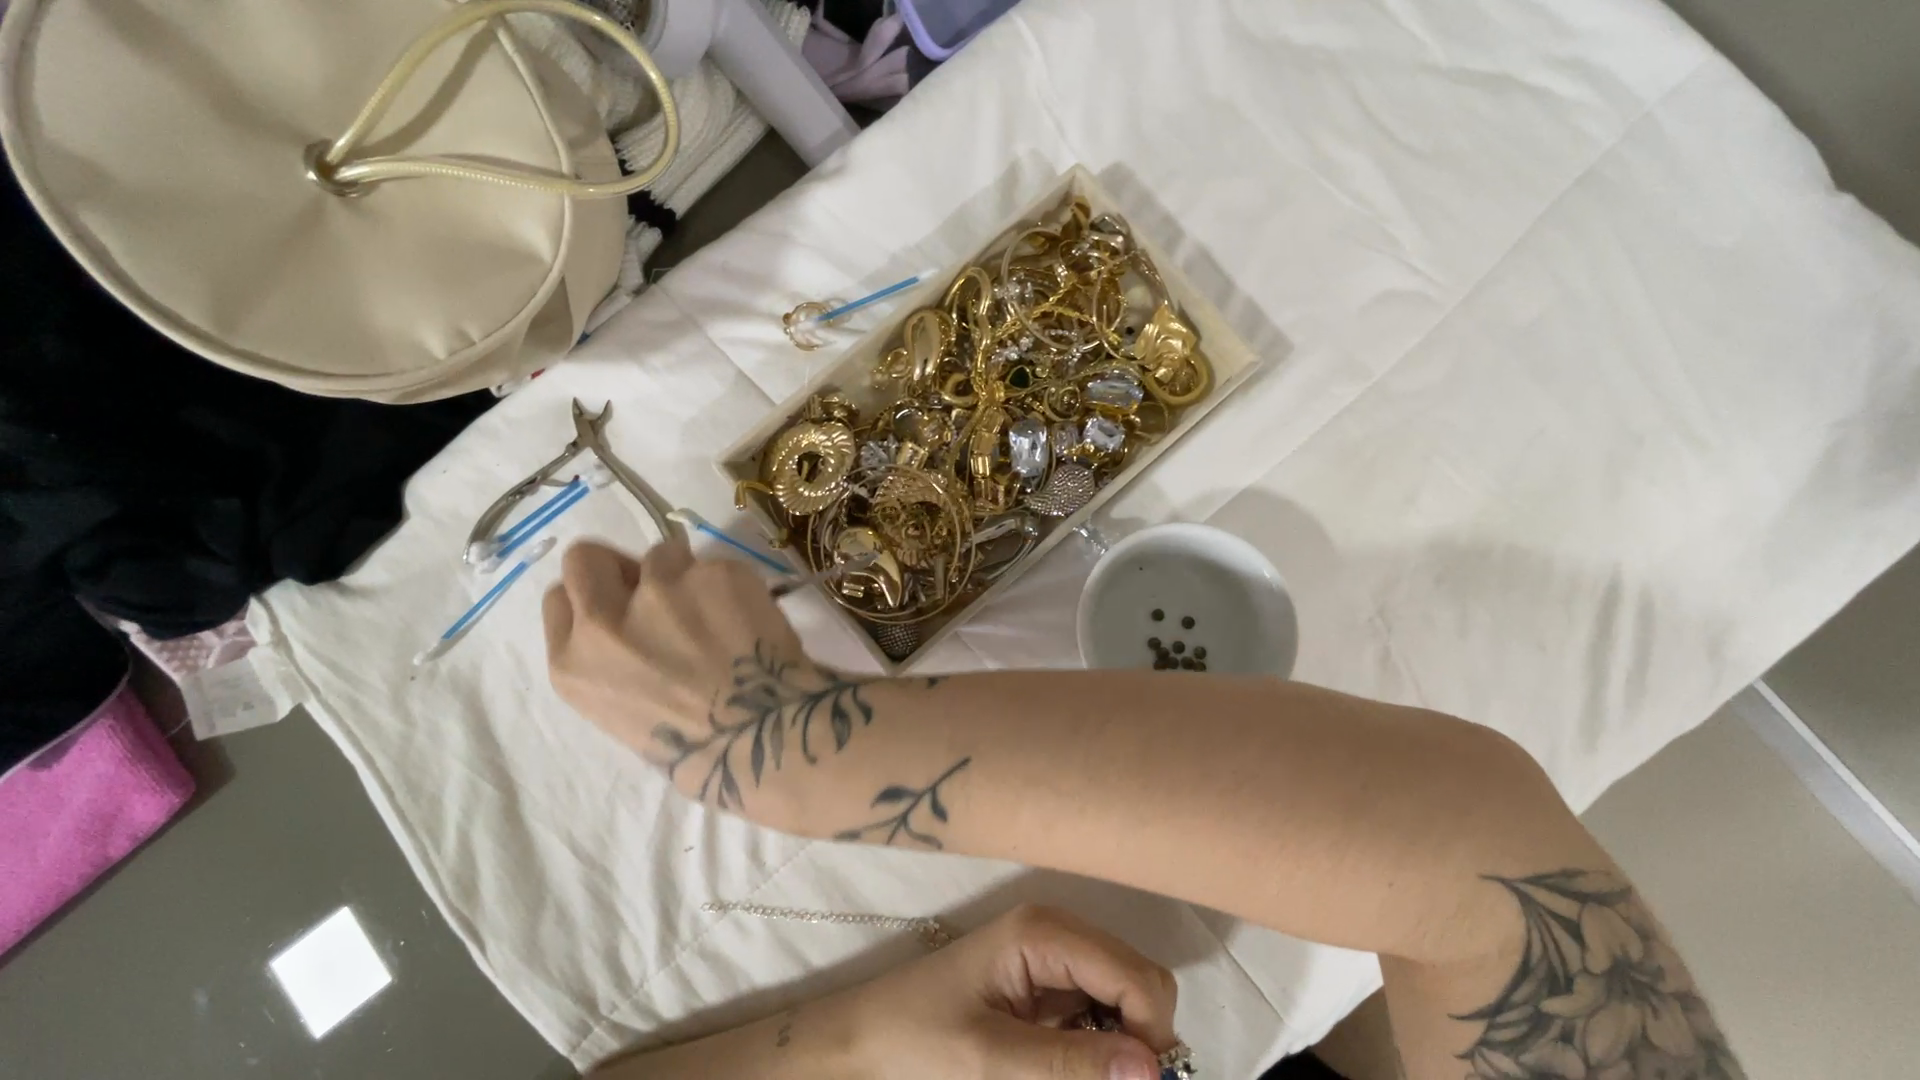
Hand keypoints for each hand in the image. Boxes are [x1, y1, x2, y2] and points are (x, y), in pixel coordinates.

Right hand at [543, 537, 815, 805]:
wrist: (765, 736)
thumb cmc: (698, 748)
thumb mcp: (622, 713)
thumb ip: (611, 658)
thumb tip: (630, 616)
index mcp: (573, 664)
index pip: (560, 598)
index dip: (593, 596)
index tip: (619, 604)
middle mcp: (605, 620)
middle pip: (587, 558)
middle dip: (619, 567)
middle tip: (655, 588)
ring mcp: (661, 590)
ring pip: (660, 553)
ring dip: (683, 575)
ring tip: (714, 614)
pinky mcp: (713, 573)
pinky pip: (714, 565)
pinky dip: (728, 585)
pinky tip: (747, 619)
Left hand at [840, 904, 1178, 1079]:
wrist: (867, 1036)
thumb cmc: (918, 1038)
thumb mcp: (990, 1060)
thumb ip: (1070, 1064)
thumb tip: (1152, 1072)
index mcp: (1044, 933)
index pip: (1136, 976)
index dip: (1151, 1034)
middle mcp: (1057, 931)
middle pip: (1138, 980)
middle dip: (1142, 1036)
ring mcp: (1054, 955)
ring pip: (1125, 996)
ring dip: (1122, 1042)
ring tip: (1085, 1075)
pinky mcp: (1048, 982)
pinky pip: (1099, 1009)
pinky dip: (1100, 1043)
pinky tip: (1071, 1065)